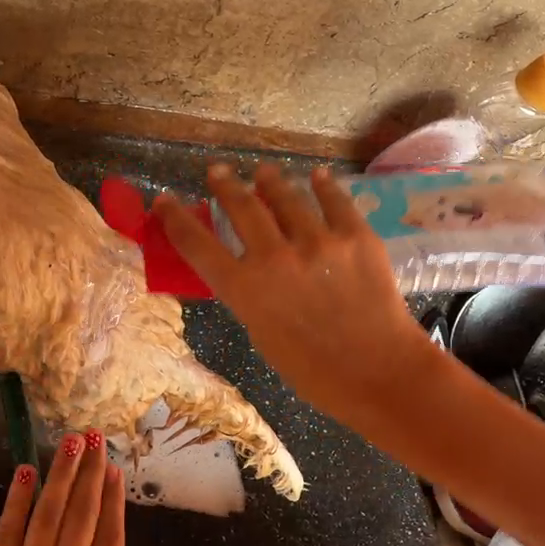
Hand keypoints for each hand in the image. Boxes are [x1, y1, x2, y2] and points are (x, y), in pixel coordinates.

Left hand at [0, 430, 135, 545]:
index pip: (110, 543)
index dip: (112, 503)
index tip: (113, 471)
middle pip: (82, 520)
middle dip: (89, 474)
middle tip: (93, 437)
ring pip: (48, 516)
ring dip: (60, 475)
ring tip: (69, 441)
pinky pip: (6, 535)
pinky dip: (17, 501)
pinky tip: (24, 473)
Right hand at [155, 164, 439, 425]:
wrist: (380, 374)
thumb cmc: (314, 371)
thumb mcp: (262, 335)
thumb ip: (249, 296)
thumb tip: (244, 268)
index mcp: (244, 288)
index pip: (196, 243)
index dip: (175, 217)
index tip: (164, 199)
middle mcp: (274, 256)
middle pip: (240, 206)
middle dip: (225, 184)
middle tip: (218, 171)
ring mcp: (316, 241)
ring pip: (285, 196)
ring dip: (270, 180)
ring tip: (264, 171)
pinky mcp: (354, 235)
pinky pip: (334, 201)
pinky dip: (323, 186)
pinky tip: (317, 177)